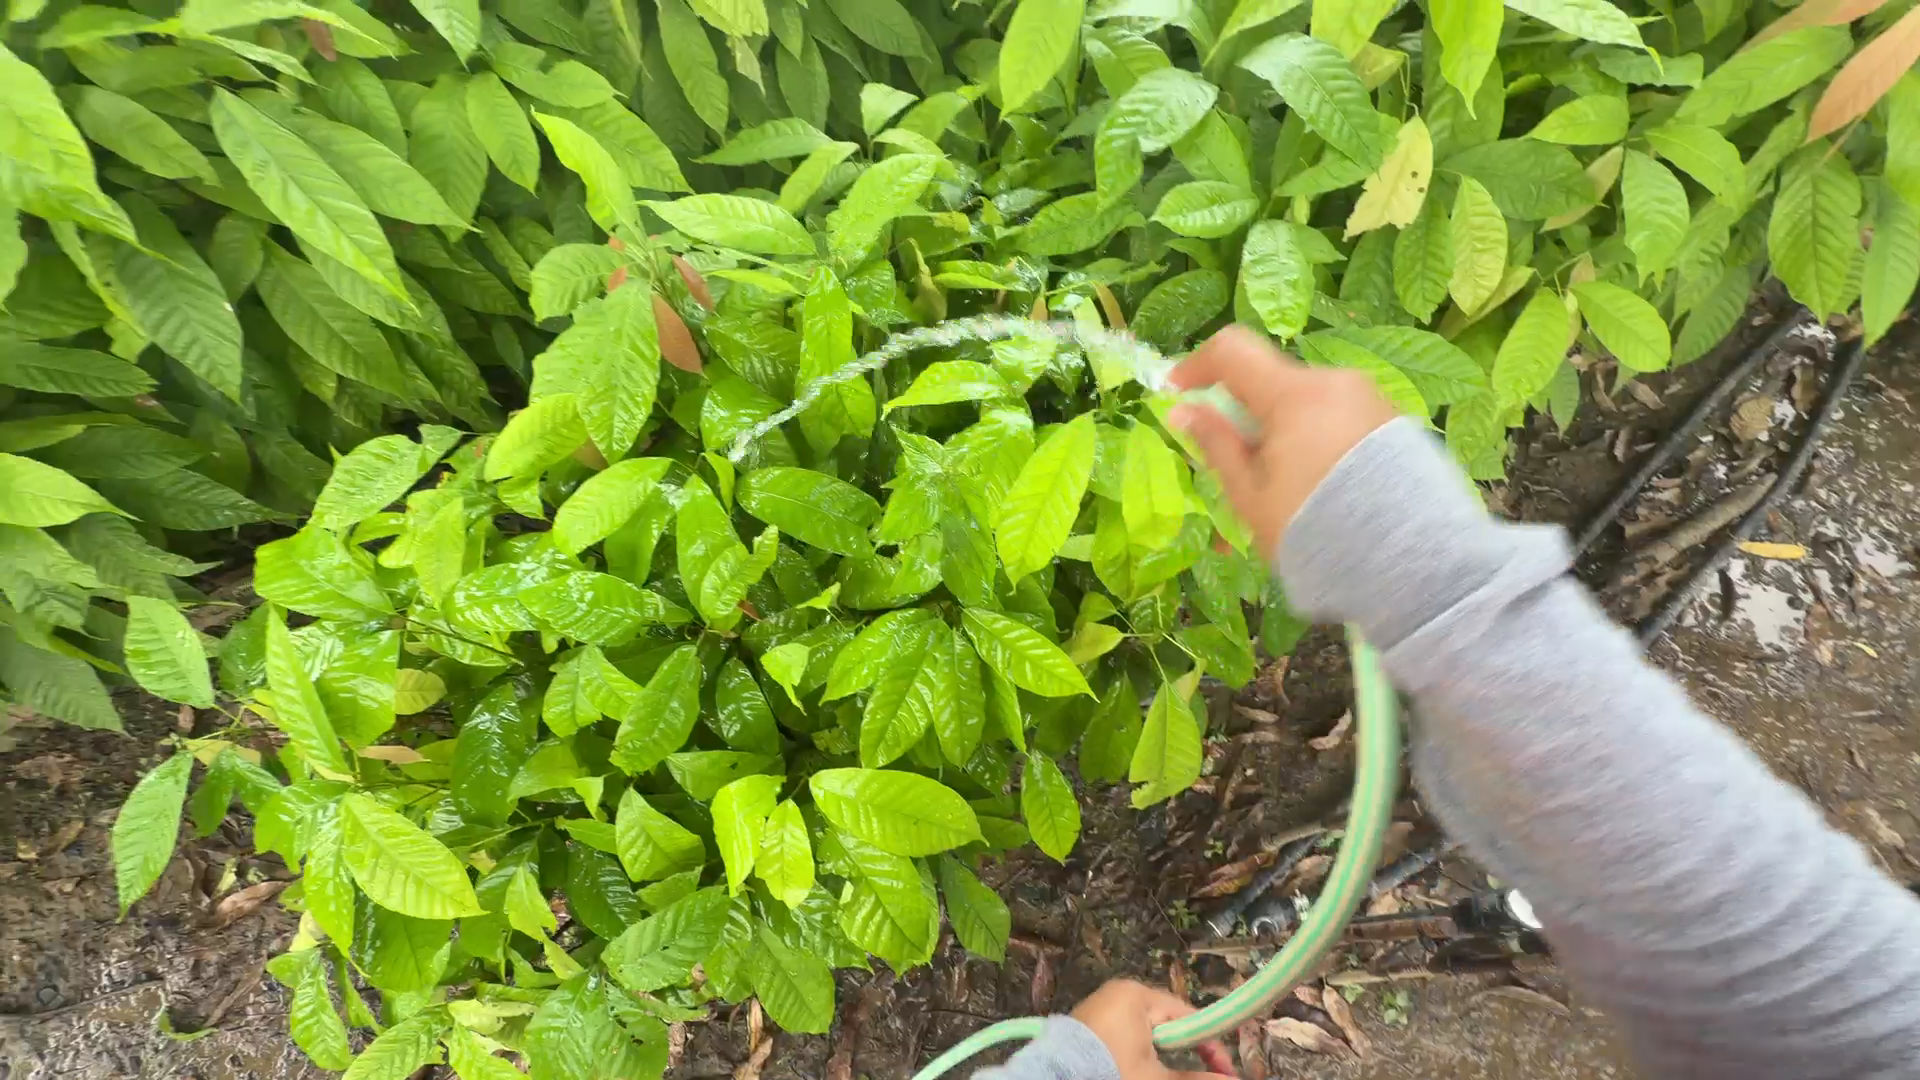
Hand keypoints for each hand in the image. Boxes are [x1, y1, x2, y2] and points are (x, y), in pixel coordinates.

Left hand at [1070, 980, 1236, 1079]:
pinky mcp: (1088, 1027)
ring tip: (1177, 1076)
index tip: (1227, 1076)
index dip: (1210, 1046)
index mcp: (1137, 996)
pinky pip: (1126, 1038)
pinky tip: (1146, 1072)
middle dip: (1187, 1054)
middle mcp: (1119, 994)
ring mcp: (1101, 1009)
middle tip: (1207, 1078)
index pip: (1186, 1015)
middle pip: (1166, 1024)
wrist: (1057, 1079)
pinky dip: (1141, 1057)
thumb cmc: (1112, 1072)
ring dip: (1164, 1059)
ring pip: (1146, 1034)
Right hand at [1167, 325, 1397, 557]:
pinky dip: (1311, 435)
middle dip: (1243, 412)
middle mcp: (1334, 382)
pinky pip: (1333, 414)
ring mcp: (1367, 397)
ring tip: (1281, 484)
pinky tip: (1317, 484)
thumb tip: (1182, 410)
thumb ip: (1216, 444)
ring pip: (1302, 399)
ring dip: (1278, 427)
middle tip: (1236, 464)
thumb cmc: (1313, 529)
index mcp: (1294, 395)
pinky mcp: (1389, 418)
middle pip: (1269, 380)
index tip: (1177, 392)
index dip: (1195, 365)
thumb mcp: (1250, 495)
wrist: (1407, 564)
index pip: (1232, 350)